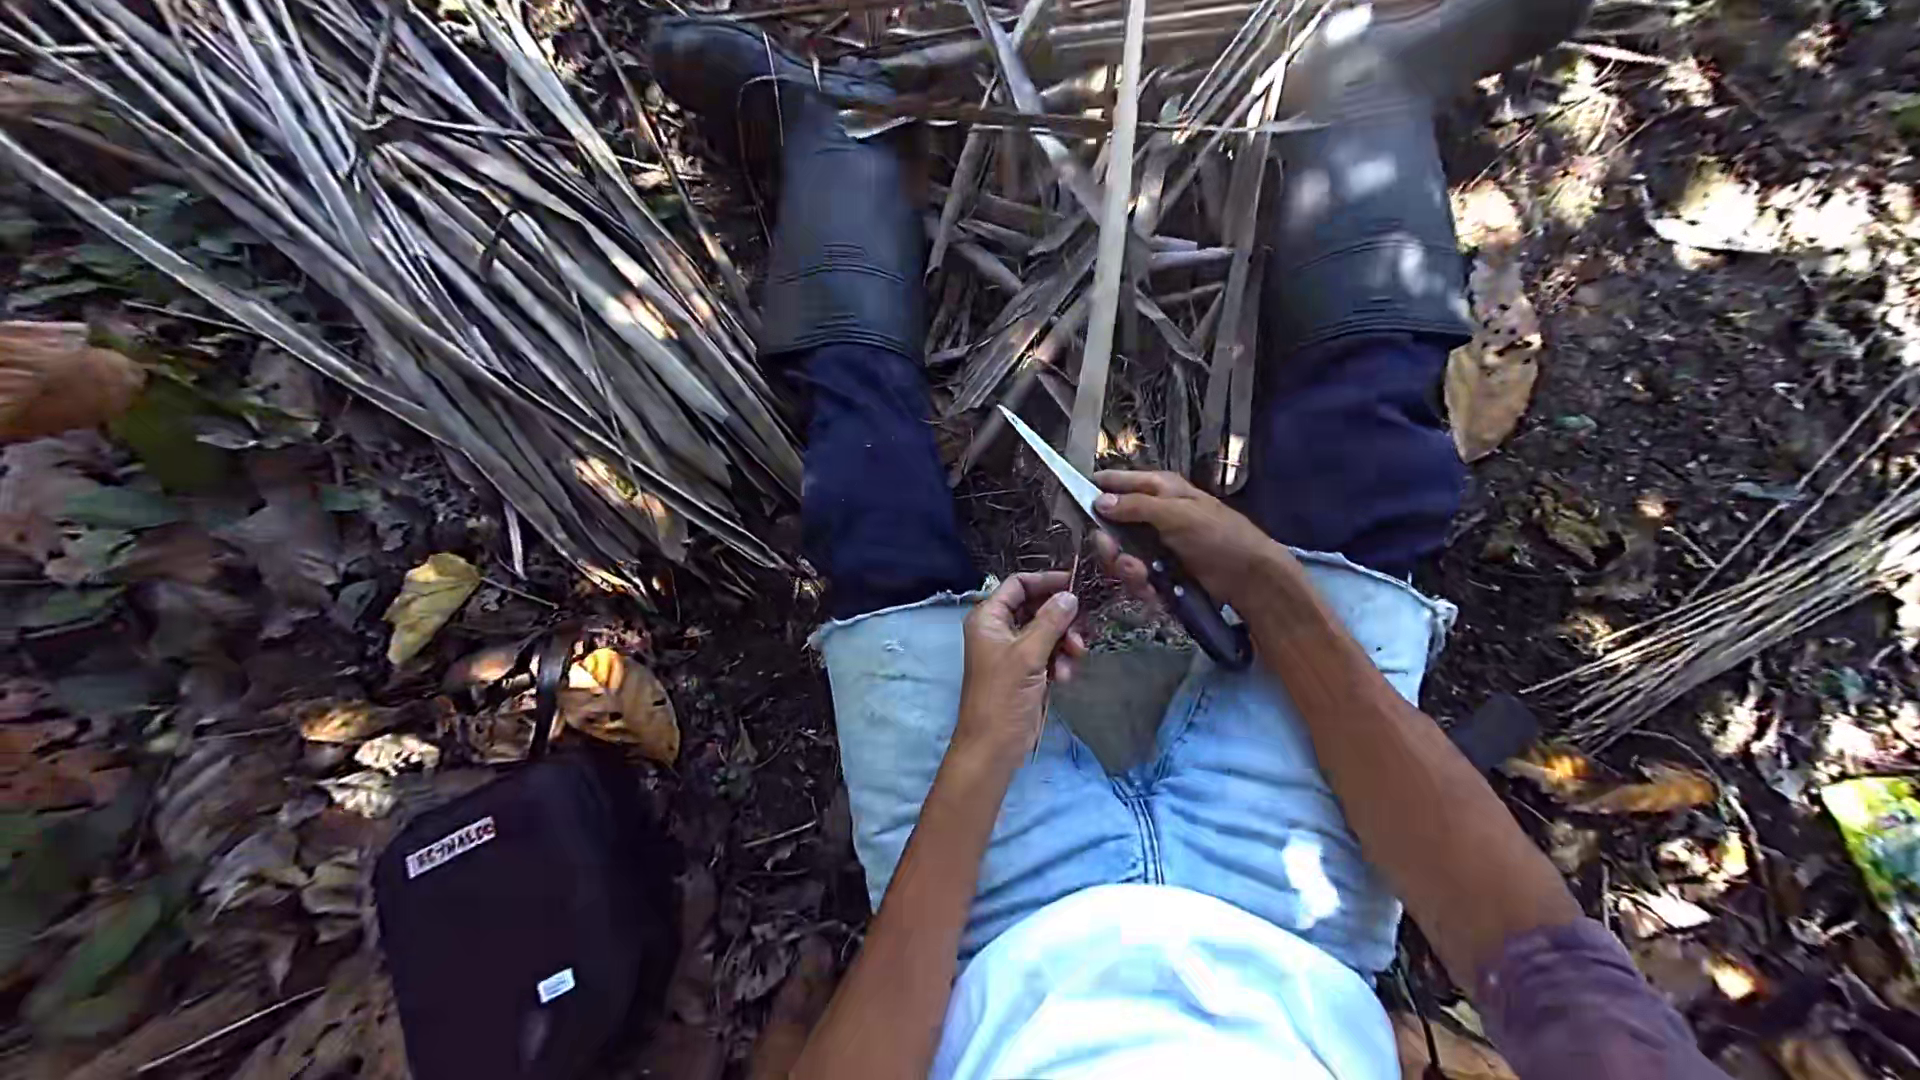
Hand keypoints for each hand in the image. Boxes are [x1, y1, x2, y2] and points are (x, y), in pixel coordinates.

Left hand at [955, 572, 1086, 764]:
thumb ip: (1050, 622)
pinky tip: (1065, 676)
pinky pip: (1049, 654)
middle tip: (1081, 628)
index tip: (1075, 583)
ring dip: (1064, 642)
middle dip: (1061, 618)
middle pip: (1036, 607)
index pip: (1018, 585)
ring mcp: (1013, 651)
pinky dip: (1060, 661)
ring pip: (1047, 632)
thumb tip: (1070, 596)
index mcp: (988, 618)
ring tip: (1075, 656)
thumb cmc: (1003, 696)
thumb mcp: (1028, 655)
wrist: (994, 746)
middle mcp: (999, 630)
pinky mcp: (1026, 671)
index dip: (1045, 581)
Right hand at [1091, 470, 1284, 610]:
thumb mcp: (1177, 514)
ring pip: (1121, 555)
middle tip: (1115, 553)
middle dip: (1110, 544)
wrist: (1250, 578)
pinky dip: (1142, 585)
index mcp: (1158, 489)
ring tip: (1143, 576)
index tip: (1075, 503)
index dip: (1094, 490)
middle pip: (1110, 525)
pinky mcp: (1160, 571)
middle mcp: (1152, 514)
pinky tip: (1154, 591)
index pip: (1115, 482)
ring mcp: (1155, 545)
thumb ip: (1136, 507)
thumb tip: (1099, 501)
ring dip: (1127, 569)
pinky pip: (1137, 576)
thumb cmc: (1218, 536)